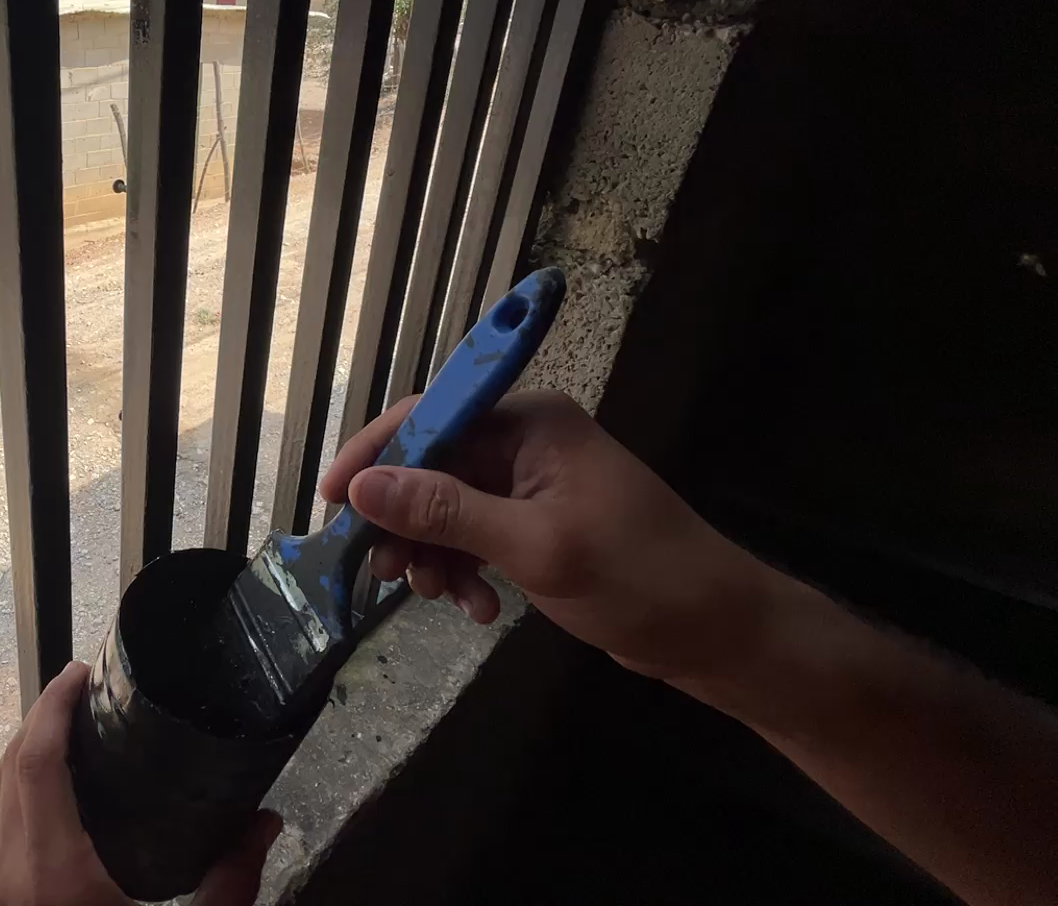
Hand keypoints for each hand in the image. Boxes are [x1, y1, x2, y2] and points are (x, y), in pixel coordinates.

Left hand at [0, 661, 282, 905]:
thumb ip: (228, 886)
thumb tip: (267, 824)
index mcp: (52, 873)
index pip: (36, 763)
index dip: (52, 706)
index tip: (79, 672)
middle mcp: (11, 873)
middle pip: (10, 765)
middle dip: (42, 713)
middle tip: (83, 685)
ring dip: (28, 745)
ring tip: (70, 719)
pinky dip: (20, 781)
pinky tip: (54, 782)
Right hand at [320, 390, 792, 684]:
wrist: (724, 639)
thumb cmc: (642, 579)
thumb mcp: (535, 546)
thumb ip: (445, 512)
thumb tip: (361, 488)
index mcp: (526, 421)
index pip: (428, 418)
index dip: (373, 455)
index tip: (333, 500)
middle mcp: (518, 441)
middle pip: (428, 466)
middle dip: (402, 519)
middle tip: (384, 571)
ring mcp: (522, 482)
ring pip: (441, 505)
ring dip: (431, 552)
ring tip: (439, 596)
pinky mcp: (526, 520)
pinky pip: (467, 533)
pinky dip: (460, 567)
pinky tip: (476, 606)